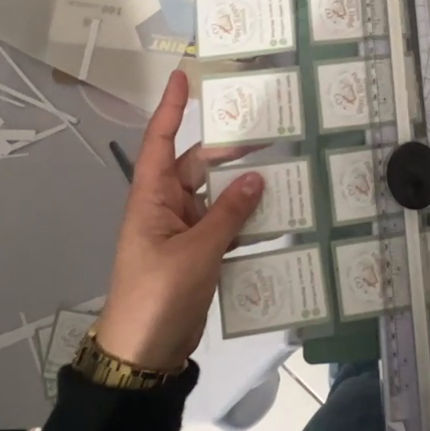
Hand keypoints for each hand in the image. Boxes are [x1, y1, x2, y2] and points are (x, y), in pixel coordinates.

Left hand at [94, 71, 264, 370]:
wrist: (144, 354)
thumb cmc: (159, 294)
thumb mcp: (196, 252)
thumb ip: (228, 214)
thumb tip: (256, 178)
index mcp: (152, 198)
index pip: (160, 142)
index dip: (170, 108)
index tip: (183, 76)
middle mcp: (166, 208)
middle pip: (199, 167)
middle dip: (231, 152)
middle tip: (272, 134)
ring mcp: (183, 232)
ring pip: (217, 197)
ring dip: (244, 189)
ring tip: (285, 171)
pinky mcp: (198, 255)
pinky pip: (225, 226)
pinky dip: (246, 221)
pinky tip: (278, 216)